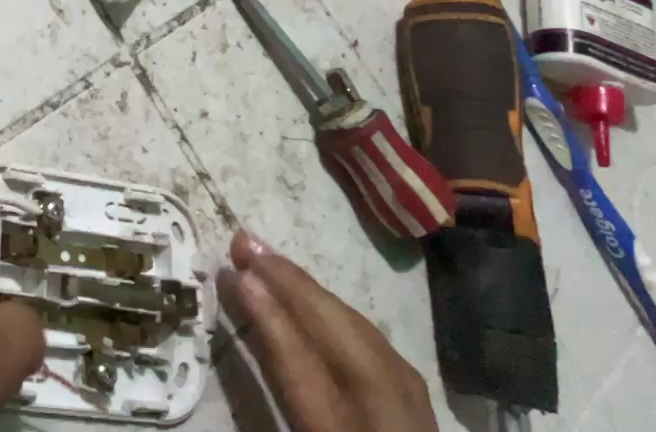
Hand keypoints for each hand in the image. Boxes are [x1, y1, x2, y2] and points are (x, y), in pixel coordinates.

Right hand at [220, 231, 436, 431]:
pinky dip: (338, 318)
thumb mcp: (309, 430)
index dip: (272, 322)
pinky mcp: (420, 414)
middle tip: (243, 243)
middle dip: (293, 287)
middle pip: (345, 343)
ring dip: (314, 294)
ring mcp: (416, 418)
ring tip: (267, 261)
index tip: (235, 275)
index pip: (308, 375)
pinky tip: (311, 302)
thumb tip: (247, 326)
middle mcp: (391, 424)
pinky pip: (376, 350)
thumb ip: (282, 377)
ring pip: (366, 339)